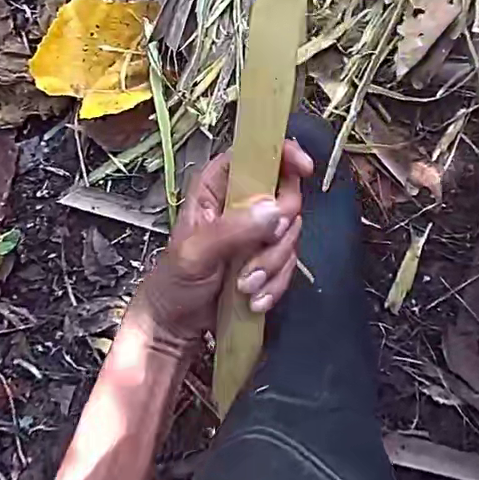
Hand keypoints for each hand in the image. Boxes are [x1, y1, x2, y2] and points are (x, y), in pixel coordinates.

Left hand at [127, 141, 312, 356]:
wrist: (178, 326)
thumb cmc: (175, 280)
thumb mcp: (196, 252)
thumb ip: (234, 229)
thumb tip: (275, 209)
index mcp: (218, 186)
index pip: (255, 154)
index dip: (282, 153)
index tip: (304, 168)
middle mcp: (242, 203)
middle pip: (285, 195)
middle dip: (278, 231)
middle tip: (259, 251)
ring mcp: (258, 231)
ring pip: (291, 233)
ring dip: (271, 265)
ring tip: (244, 285)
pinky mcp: (269, 258)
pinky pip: (290, 264)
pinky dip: (275, 284)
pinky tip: (253, 299)